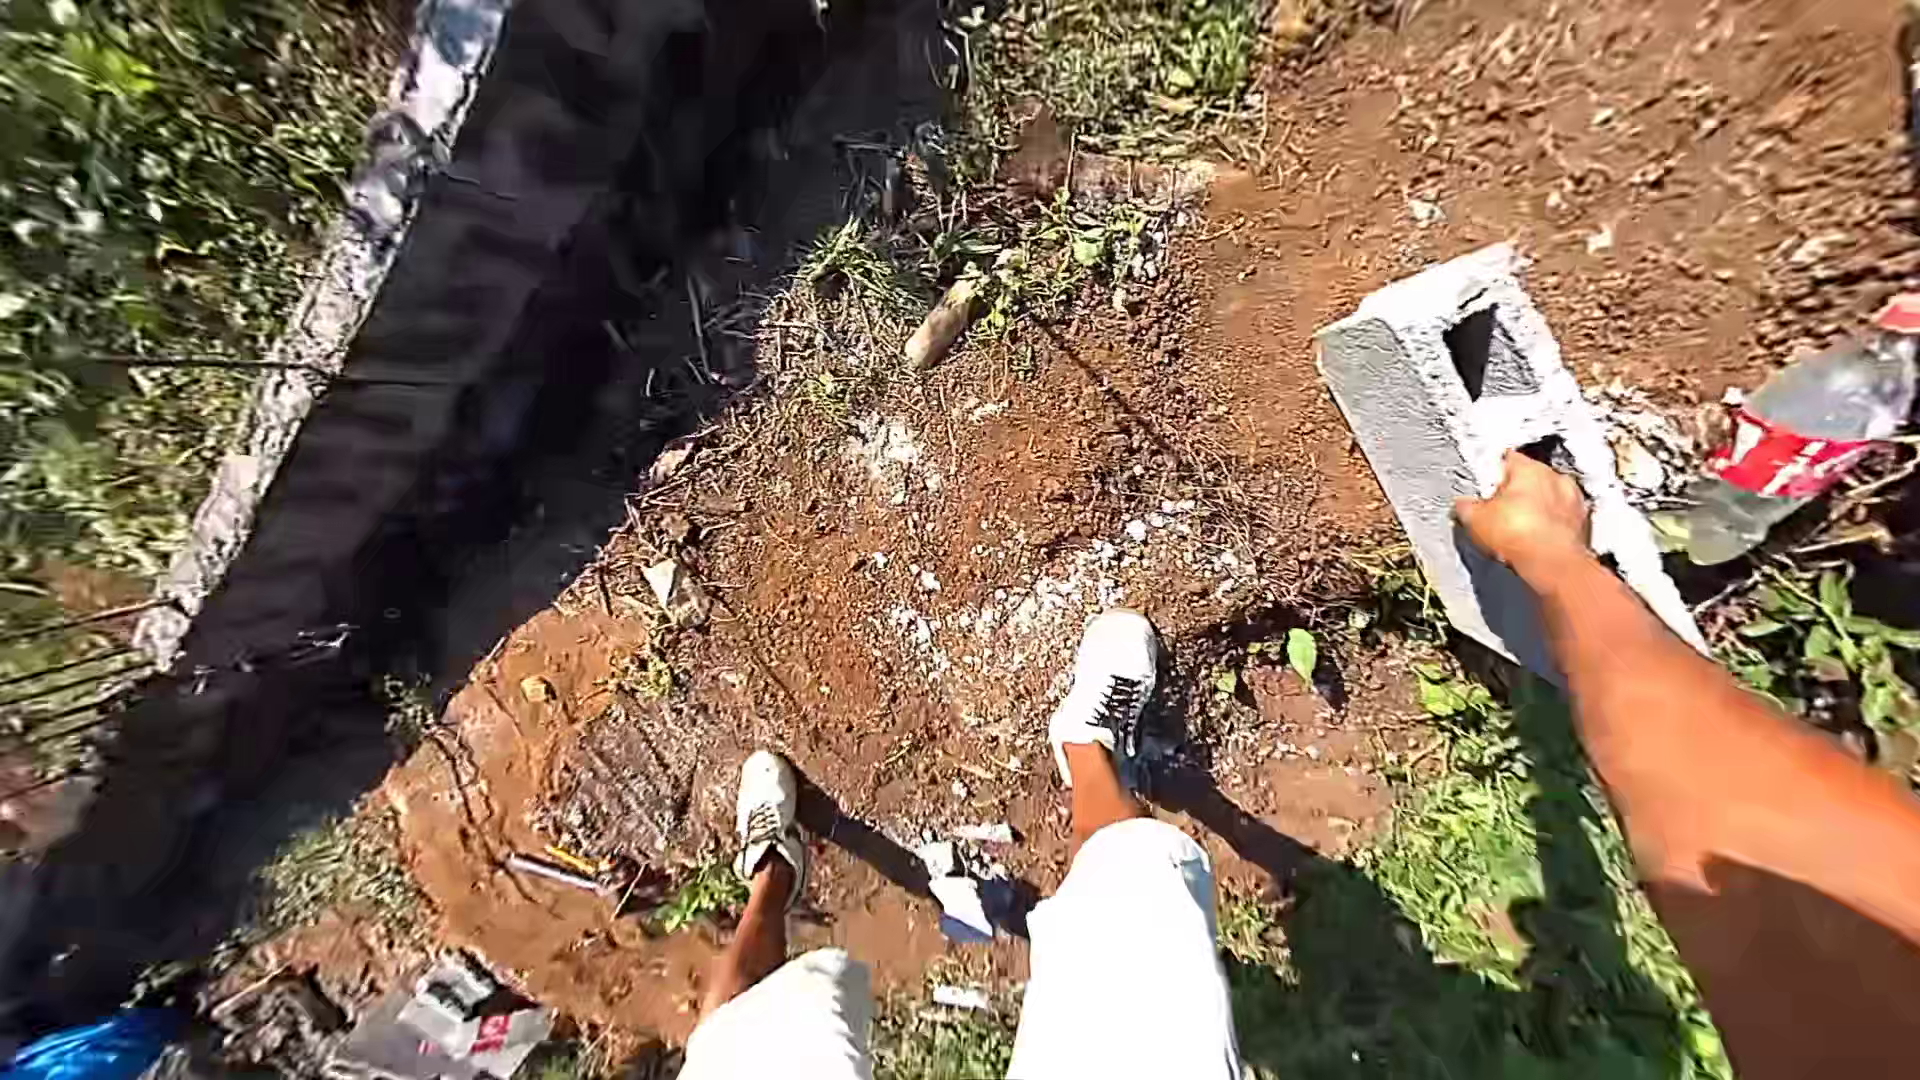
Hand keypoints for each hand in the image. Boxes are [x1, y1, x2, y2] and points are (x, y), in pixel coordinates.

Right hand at [1454, 450, 1591, 581]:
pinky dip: (1546, 522)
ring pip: (1547, 496)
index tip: (1482, 483)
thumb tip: (1463, 504)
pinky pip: (1559, 516)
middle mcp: (1557, 479)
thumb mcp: (1473, 517)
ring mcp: (1574, 500)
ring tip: (1512, 525)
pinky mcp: (1582, 522)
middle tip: (1493, 506)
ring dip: (1533, 506)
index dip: (1491, 470)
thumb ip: (1466, 505)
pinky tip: (1529, 536)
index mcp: (1530, 470)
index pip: (1508, 458)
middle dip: (1513, 489)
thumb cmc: (1517, 535)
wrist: (1551, 563)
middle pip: (1530, 477)